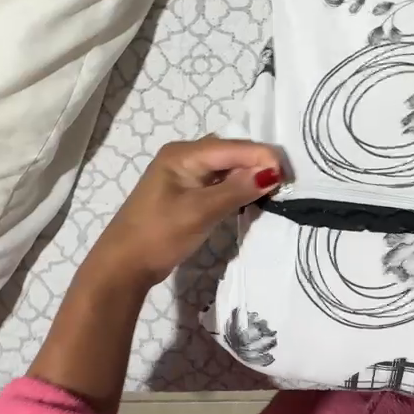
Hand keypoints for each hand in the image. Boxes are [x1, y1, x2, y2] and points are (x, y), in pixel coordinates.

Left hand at [83, 138, 282, 291]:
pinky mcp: (188, 192)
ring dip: (250, 175)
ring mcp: (185, 174)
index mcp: (184, 154)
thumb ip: (237, 190)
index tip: (290, 176)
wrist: (124, 266)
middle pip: (232, 152)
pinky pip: (220, 181)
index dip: (263, 157)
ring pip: (227, 167)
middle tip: (287, 182)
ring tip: (275, 189)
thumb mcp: (201, 212)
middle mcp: (185, 156)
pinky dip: (238, 187)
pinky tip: (253, 197)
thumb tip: (272, 173)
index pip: (234, 147)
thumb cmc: (159, 234)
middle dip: (259, 163)